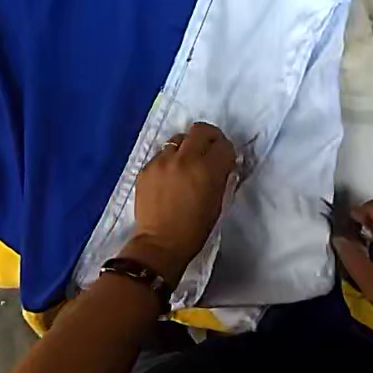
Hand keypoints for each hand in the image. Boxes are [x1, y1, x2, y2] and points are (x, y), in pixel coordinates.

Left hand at [121, 122, 236, 284]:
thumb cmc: (195, 228)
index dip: (226, 151)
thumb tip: (222, 163)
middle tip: (209, 150)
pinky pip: (161, 154)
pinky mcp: (146, 168)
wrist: (161, 242)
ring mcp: (162, 161)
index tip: (224, 158)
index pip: (223, 144)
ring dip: (186, 147)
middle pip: (200, 130)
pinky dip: (169, 160)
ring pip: (178, 139)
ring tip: (186, 163)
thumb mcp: (218, 202)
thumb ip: (221, 177)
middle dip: (208, 138)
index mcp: (207, 169)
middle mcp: (184, 159)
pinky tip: (169, 176)